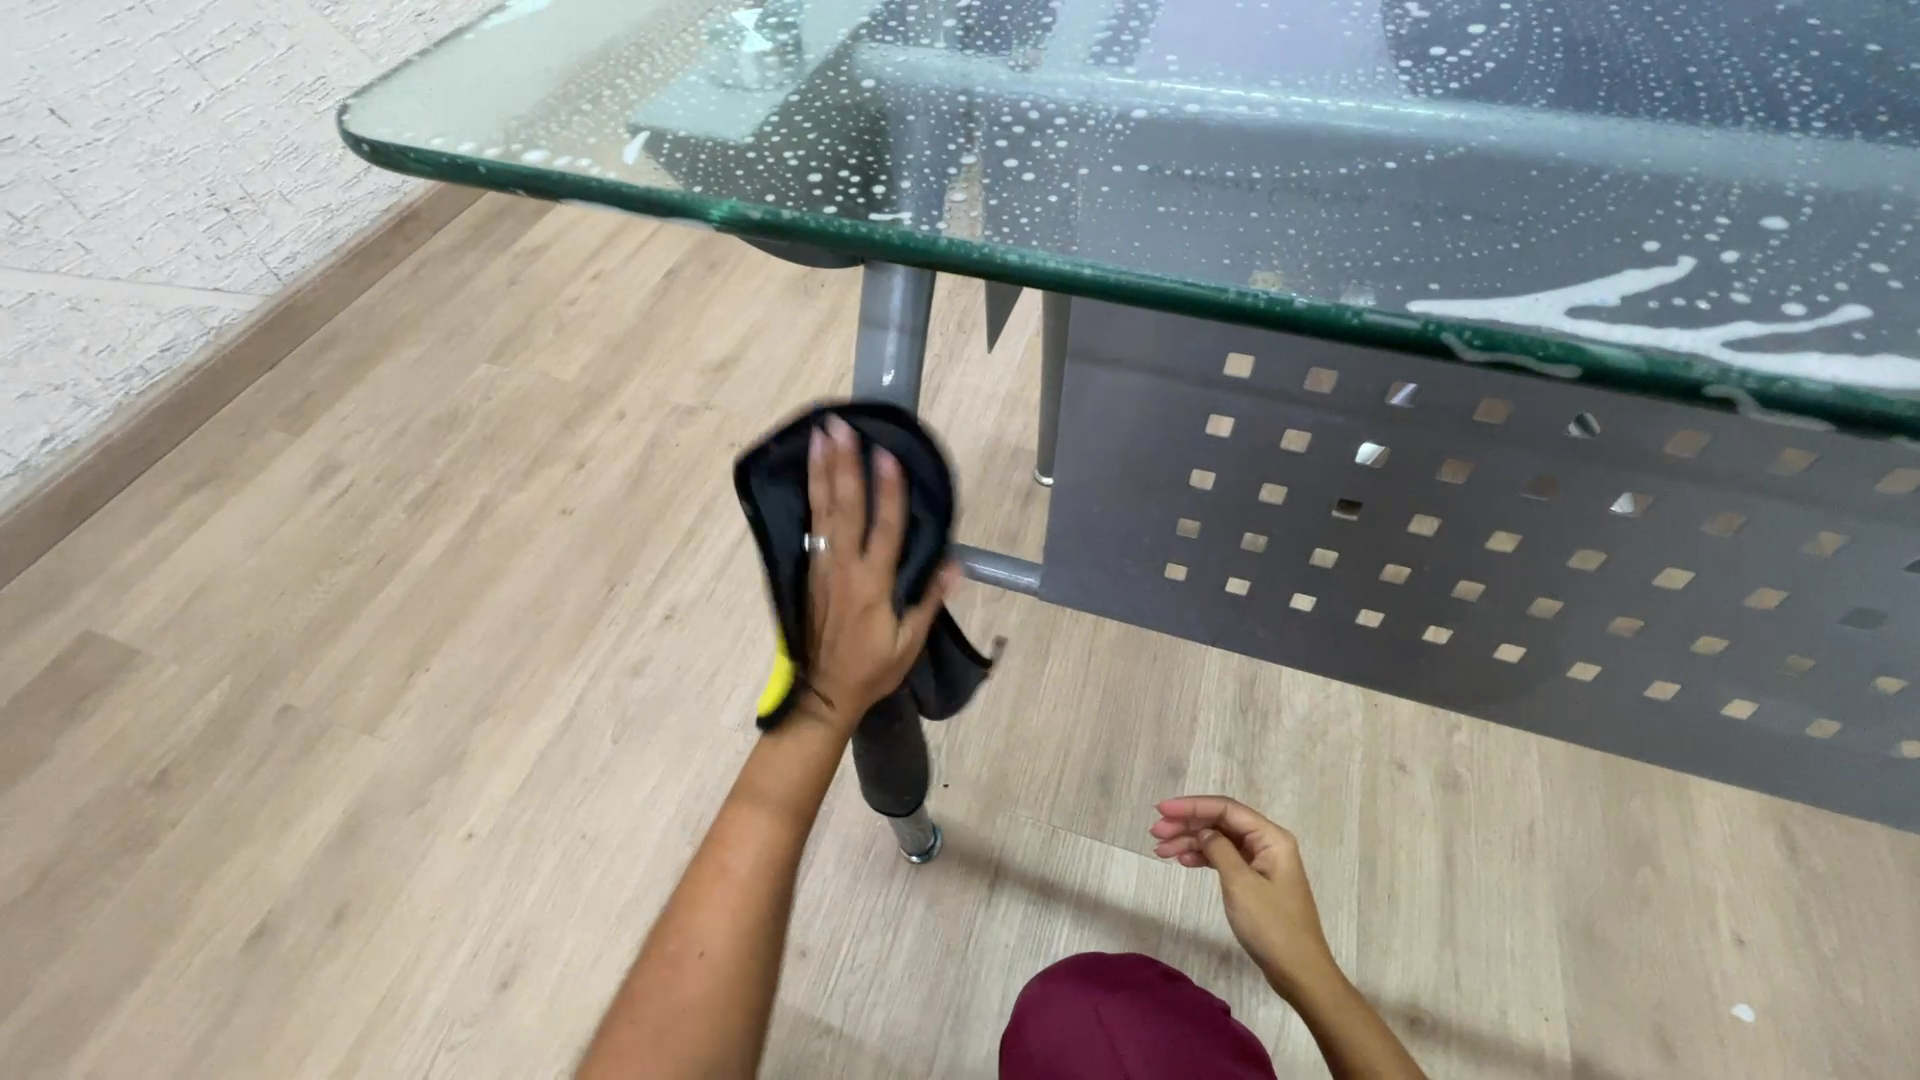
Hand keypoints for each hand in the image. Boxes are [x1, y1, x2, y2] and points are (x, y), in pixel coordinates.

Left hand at [801, 414, 954, 733]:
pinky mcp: (810, 571)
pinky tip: (809, 474)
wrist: (823, 693)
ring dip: (821, 472)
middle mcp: (845, 568)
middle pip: (845, 508)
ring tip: (819, 436)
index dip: (888, 491)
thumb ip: (929, 601)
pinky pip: (811, 527)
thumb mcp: (909, 644)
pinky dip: (810, 497)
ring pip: (822, 511)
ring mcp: (822, 567)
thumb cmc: (872, 670)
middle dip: (843, 465)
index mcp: (873, 584)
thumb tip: (954, 564)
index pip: (884, 529)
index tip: (887, 455)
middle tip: (840, 426)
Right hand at [1150, 795, 1340, 1000]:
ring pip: (1219, 840)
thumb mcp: (1241, 884)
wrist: (1299, 972)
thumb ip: (1219, 850)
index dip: (1191, 806)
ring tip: (1160, 849)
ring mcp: (1260, 862)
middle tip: (1155, 832)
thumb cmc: (1272, 926)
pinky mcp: (1254, 880)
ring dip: (1190, 841)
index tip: (1161, 809)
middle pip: (1220, 822)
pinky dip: (1202, 857)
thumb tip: (1204, 831)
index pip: (1225, 809)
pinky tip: (1182, 861)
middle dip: (1187, 824)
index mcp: (1270, 837)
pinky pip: (1223, 858)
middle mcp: (1266, 843)